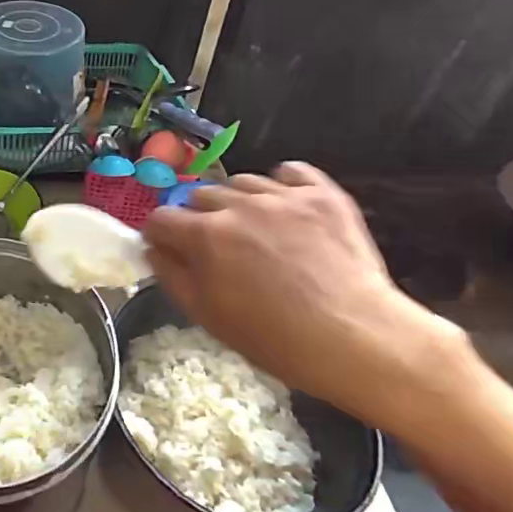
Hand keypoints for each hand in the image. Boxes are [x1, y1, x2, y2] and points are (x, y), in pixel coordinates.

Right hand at [143, 162, 477, 441]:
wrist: (358, 339)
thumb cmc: (277, 340)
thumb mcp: (209, 317)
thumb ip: (173, 277)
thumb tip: (154, 249)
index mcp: (205, 236)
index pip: (162, 218)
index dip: (160, 234)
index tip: (169, 247)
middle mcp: (238, 205)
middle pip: (200, 196)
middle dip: (199, 219)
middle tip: (218, 248)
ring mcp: (282, 195)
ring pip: (242, 183)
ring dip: (238, 203)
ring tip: (256, 231)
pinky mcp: (321, 194)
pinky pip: (289, 171)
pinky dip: (281, 184)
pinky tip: (285, 207)